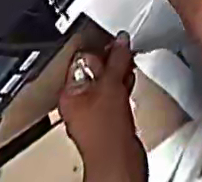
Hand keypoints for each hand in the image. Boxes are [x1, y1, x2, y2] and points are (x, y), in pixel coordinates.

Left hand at [59, 36, 146, 181]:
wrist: (121, 163)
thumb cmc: (105, 135)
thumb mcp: (111, 85)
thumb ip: (117, 60)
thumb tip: (121, 41)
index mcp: (70, 95)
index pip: (81, 61)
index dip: (96, 47)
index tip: (110, 38)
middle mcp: (79, 104)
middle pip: (94, 71)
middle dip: (109, 59)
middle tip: (122, 47)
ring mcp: (95, 113)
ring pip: (106, 82)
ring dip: (118, 70)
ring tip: (129, 58)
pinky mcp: (110, 121)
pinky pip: (115, 94)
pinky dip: (123, 84)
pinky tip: (130, 77)